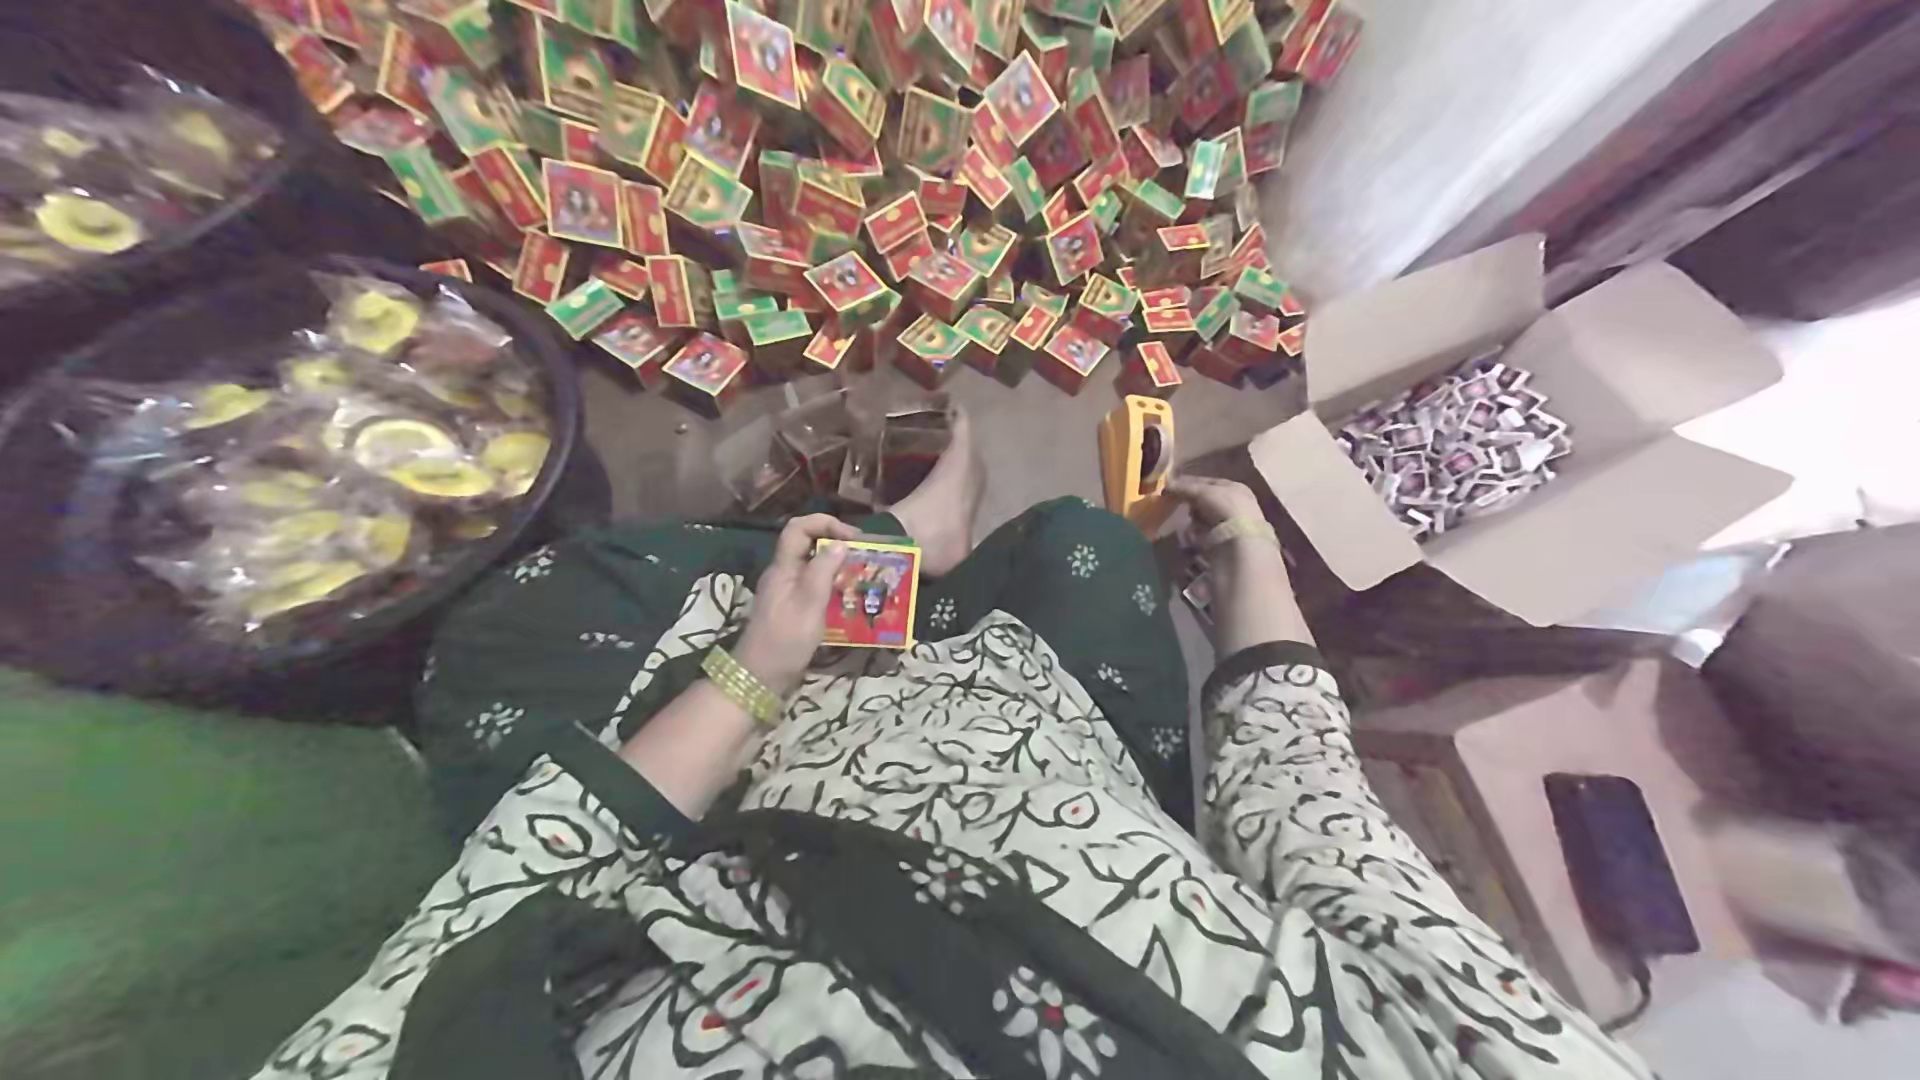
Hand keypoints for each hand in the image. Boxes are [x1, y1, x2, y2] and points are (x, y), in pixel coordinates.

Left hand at [734, 514, 857, 695]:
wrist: (760, 677)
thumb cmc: (786, 640)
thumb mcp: (809, 604)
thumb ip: (823, 571)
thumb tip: (840, 544)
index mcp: (783, 567)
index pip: (799, 528)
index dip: (825, 523)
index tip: (853, 538)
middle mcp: (783, 574)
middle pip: (807, 543)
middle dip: (836, 543)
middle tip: (863, 556)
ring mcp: (787, 591)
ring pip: (812, 564)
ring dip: (837, 565)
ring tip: (861, 575)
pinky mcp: (793, 608)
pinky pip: (814, 585)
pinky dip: (832, 584)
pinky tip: (849, 597)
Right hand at [1167, 476, 1264, 529]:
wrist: (1239, 537)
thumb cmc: (1224, 506)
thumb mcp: (1203, 492)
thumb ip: (1184, 487)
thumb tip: (1167, 485)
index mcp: (1233, 486)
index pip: (1206, 481)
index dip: (1188, 483)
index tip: (1171, 487)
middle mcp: (1235, 501)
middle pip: (1204, 499)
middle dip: (1191, 504)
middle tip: (1179, 505)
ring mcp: (1231, 520)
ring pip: (1203, 516)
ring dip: (1194, 519)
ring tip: (1190, 523)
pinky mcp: (1226, 537)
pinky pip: (1205, 530)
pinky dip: (1198, 532)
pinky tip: (1195, 534)